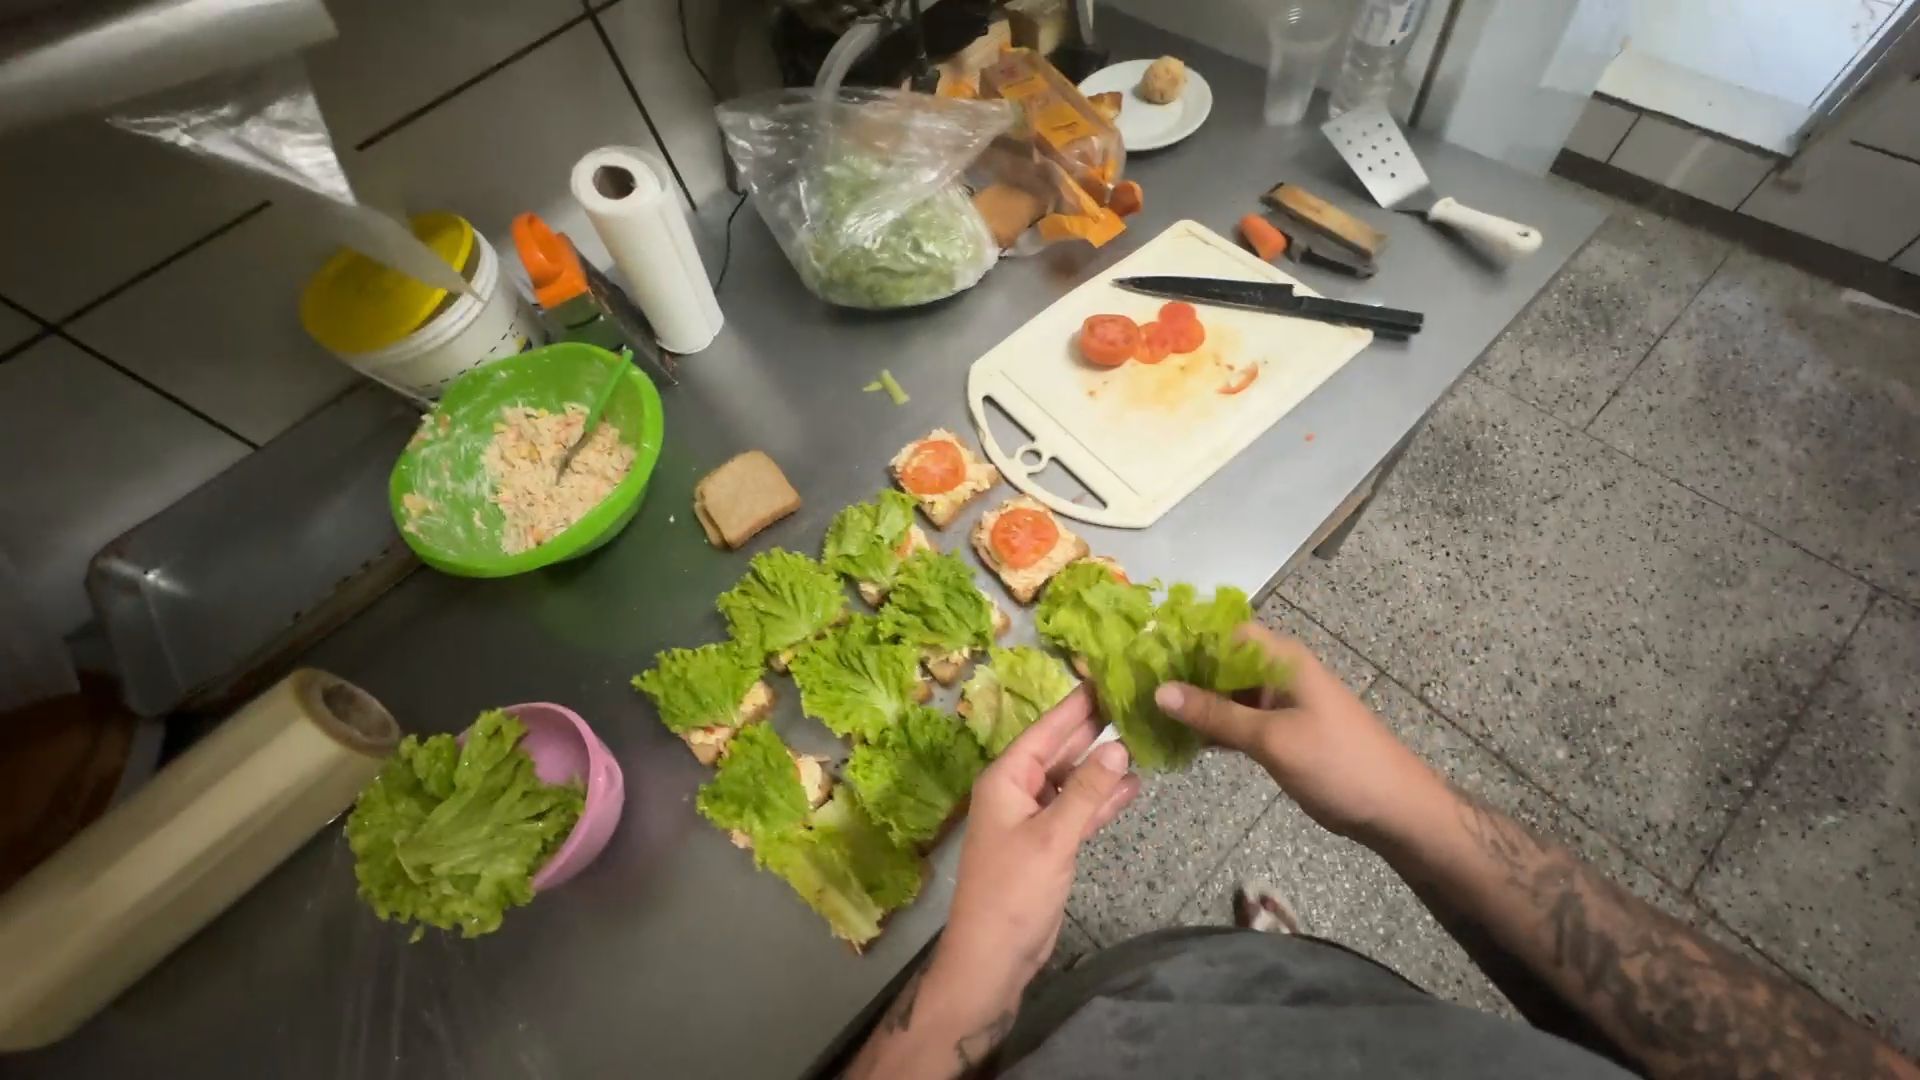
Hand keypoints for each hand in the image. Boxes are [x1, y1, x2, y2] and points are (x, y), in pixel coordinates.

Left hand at [937, 686, 1139, 995]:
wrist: (992, 959)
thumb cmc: (1013, 891)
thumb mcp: (1053, 837)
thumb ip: (1086, 792)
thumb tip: (1118, 746)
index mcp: (1006, 778)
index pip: (1046, 730)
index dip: (1076, 704)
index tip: (1105, 677)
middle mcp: (1017, 789)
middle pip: (1059, 750)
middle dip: (1093, 730)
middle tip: (1133, 702)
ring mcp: (1032, 816)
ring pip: (1071, 780)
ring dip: (1101, 765)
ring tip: (1141, 739)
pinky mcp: (1047, 842)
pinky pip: (1076, 810)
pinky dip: (1100, 800)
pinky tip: (1130, 785)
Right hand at [1153, 623, 1443, 842]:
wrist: (1395, 811)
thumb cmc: (1338, 763)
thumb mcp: (1271, 738)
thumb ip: (1214, 715)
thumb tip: (1159, 691)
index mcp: (1281, 658)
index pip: (1223, 632)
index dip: (1185, 640)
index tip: (1145, 655)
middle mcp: (1275, 672)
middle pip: (1218, 662)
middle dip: (1180, 674)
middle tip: (1135, 688)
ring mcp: (1276, 703)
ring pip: (1222, 693)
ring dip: (1191, 704)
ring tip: (1146, 713)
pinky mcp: (1276, 731)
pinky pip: (1233, 720)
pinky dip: (1208, 728)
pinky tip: (1176, 739)